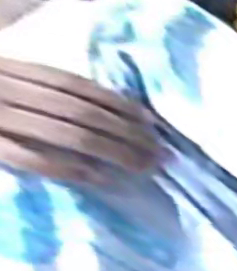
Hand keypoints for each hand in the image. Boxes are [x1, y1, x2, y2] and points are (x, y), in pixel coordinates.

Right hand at [0, 58, 156, 184]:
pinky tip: (102, 179)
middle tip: (162, 155)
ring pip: (68, 135)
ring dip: (116, 154)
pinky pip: (33, 159)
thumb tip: (119, 108)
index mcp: (3, 67)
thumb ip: (44, 84)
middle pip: (81, 113)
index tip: (153, 125)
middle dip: (131, 136)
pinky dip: (72, 169)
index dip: (120, 106)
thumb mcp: (5, 77)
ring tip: (146, 168)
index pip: (74, 85)